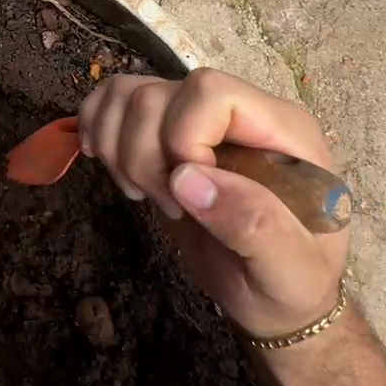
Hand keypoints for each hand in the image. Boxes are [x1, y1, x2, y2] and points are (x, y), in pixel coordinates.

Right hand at [76, 68, 347, 337]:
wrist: (266, 293)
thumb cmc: (290, 283)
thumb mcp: (290, 272)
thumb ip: (253, 224)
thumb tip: (186, 178)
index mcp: (280, 129)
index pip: (212, 92)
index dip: (184, 135)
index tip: (190, 194)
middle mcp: (233, 109)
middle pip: (156, 95)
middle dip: (142, 157)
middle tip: (168, 207)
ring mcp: (192, 113)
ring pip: (126, 93)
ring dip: (116, 148)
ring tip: (142, 193)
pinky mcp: (160, 125)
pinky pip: (111, 98)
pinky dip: (95, 128)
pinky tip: (106, 163)